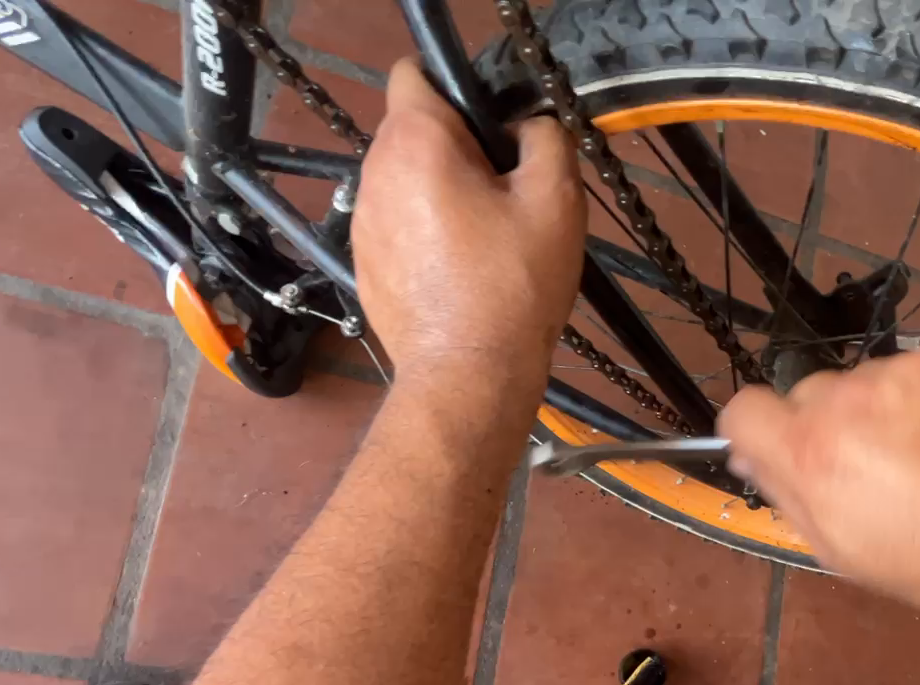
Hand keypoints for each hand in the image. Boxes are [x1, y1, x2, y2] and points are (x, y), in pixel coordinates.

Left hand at [352, 58, 585, 407]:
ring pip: (405, 185)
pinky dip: (424, 240)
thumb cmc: (514, 288)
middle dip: (455, 153)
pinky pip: (398, 231)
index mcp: (416, 142)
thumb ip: (546, 139)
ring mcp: (362, 225)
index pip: (416, 72)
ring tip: (482, 247)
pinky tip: (457, 278)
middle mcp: (373, 173)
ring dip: (439, 198)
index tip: (493, 139)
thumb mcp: (556, 202)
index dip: (459, 94)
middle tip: (501, 203)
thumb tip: (526, 128)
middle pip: (413, 135)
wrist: (469, 376)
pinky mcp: (365, 268)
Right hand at [718, 343, 919, 630]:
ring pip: (864, 382)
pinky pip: (917, 367)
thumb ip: (788, 499)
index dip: (754, 432)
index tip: (776, 450)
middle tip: (872, 469)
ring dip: (879, 410)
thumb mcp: (848, 555)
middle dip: (823, 427)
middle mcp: (851, 400)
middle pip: (806, 395)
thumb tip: (754, 458)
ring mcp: (907, 368)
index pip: (742, 409)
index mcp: (814, 457)